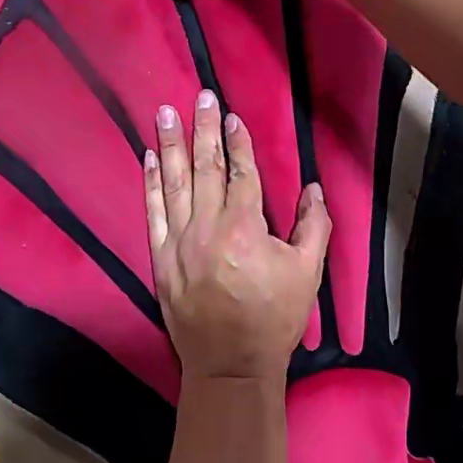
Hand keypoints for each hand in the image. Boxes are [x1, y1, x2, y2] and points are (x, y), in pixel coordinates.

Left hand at [144, 89, 329, 380]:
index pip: (241, 173)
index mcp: (245, 229)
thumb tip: (313, 188)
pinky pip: (154, 213)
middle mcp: (208, 228)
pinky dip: (151, 183)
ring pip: (175, 183)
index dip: (238, 141)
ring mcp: (180, 243)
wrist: (229, 367)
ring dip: (170, 145)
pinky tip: (149, 157)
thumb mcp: (307, 274)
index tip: (232, 114)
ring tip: (166, 112)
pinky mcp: (161, 259)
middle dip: (203, 129)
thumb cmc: (273, 319)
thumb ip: (313, 227)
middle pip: (206, 168)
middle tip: (200, 96)